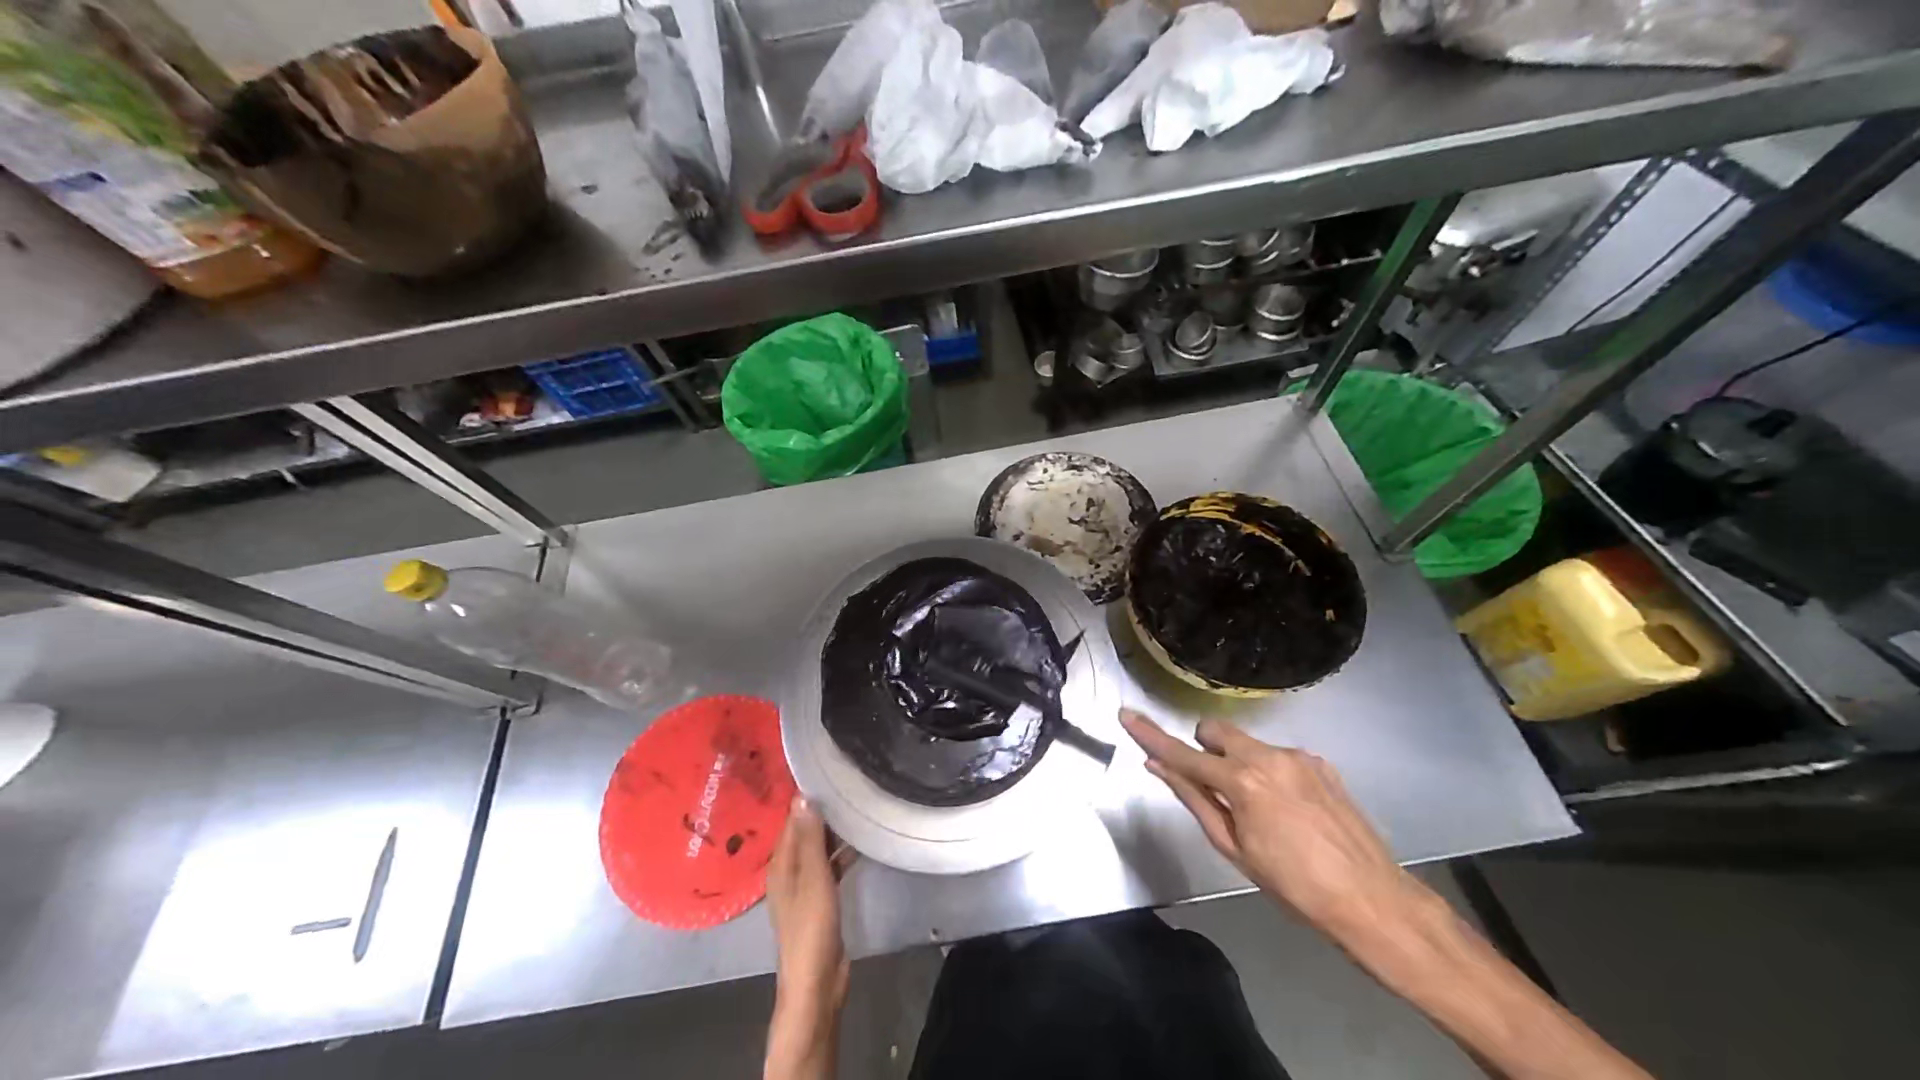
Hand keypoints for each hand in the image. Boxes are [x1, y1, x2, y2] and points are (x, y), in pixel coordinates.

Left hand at [764, 796, 848, 1079]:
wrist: (817, 982)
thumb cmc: (811, 927)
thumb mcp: (813, 877)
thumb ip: (809, 838)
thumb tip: (803, 796)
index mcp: (780, 865)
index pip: (791, 821)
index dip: (805, 798)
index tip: (826, 773)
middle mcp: (788, 873)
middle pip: (803, 833)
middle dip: (821, 812)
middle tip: (847, 785)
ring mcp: (804, 888)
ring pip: (817, 850)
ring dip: (832, 833)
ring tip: (856, 808)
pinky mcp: (819, 902)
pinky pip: (829, 868)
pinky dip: (840, 855)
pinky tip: (859, 845)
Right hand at [1121, 709, 1656, 1079]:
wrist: (1370, 898)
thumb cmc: (1291, 883)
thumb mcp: (1232, 847)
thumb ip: (1194, 798)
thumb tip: (1158, 767)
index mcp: (1241, 781)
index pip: (1183, 753)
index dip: (1150, 735)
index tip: (1127, 714)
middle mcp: (1268, 757)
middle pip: (1216, 730)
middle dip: (1204, 748)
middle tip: (1212, 785)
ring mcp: (1299, 756)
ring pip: (1248, 743)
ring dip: (1238, 762)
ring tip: (1259, 808)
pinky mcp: (1321, 762)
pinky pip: (1278, 755)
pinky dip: (1269, 771)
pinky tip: (1289, 807)